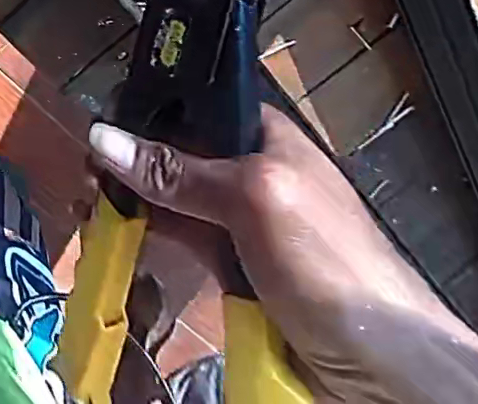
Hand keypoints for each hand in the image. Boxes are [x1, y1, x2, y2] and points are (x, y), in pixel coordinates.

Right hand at [89, 107, 477, 403]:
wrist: (393, 378)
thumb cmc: (331, 264)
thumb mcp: (252, 200)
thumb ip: (176, 169)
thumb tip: (99, 137)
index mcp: (260, 134)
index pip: (189, 102)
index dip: (143, 105)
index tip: (98, 120)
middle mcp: (245, 167)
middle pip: (171, 147)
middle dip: (125, 154)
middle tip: (85, 168)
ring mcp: (236, 216)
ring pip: (167, 191)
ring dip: (125, 191)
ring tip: (85, 198)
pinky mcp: (229, 261)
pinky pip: (174, 232)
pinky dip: (141, 227)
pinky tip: (109, 225)